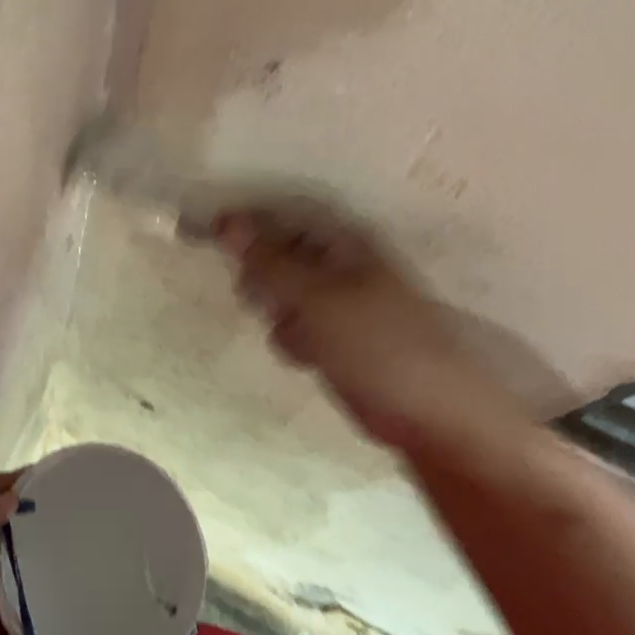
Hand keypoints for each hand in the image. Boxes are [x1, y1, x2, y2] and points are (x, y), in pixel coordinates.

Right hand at [211, 206, 521, 451]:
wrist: (432, 418)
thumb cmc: (378, 346)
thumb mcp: (315, 298)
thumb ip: (268, 262)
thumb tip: (225, 224)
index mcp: (342, 242)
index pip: (278, 216)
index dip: (241, 222)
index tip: (201, 234)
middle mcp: (338, 264)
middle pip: (275, 252)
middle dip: (259, 274)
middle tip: (256, 298)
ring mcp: (338, 302)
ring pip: (280, 292)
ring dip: (275, 311)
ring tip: (294, 336)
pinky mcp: (335, 337)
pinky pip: (294, 325)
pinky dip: (292, 338)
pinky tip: (305, 358)